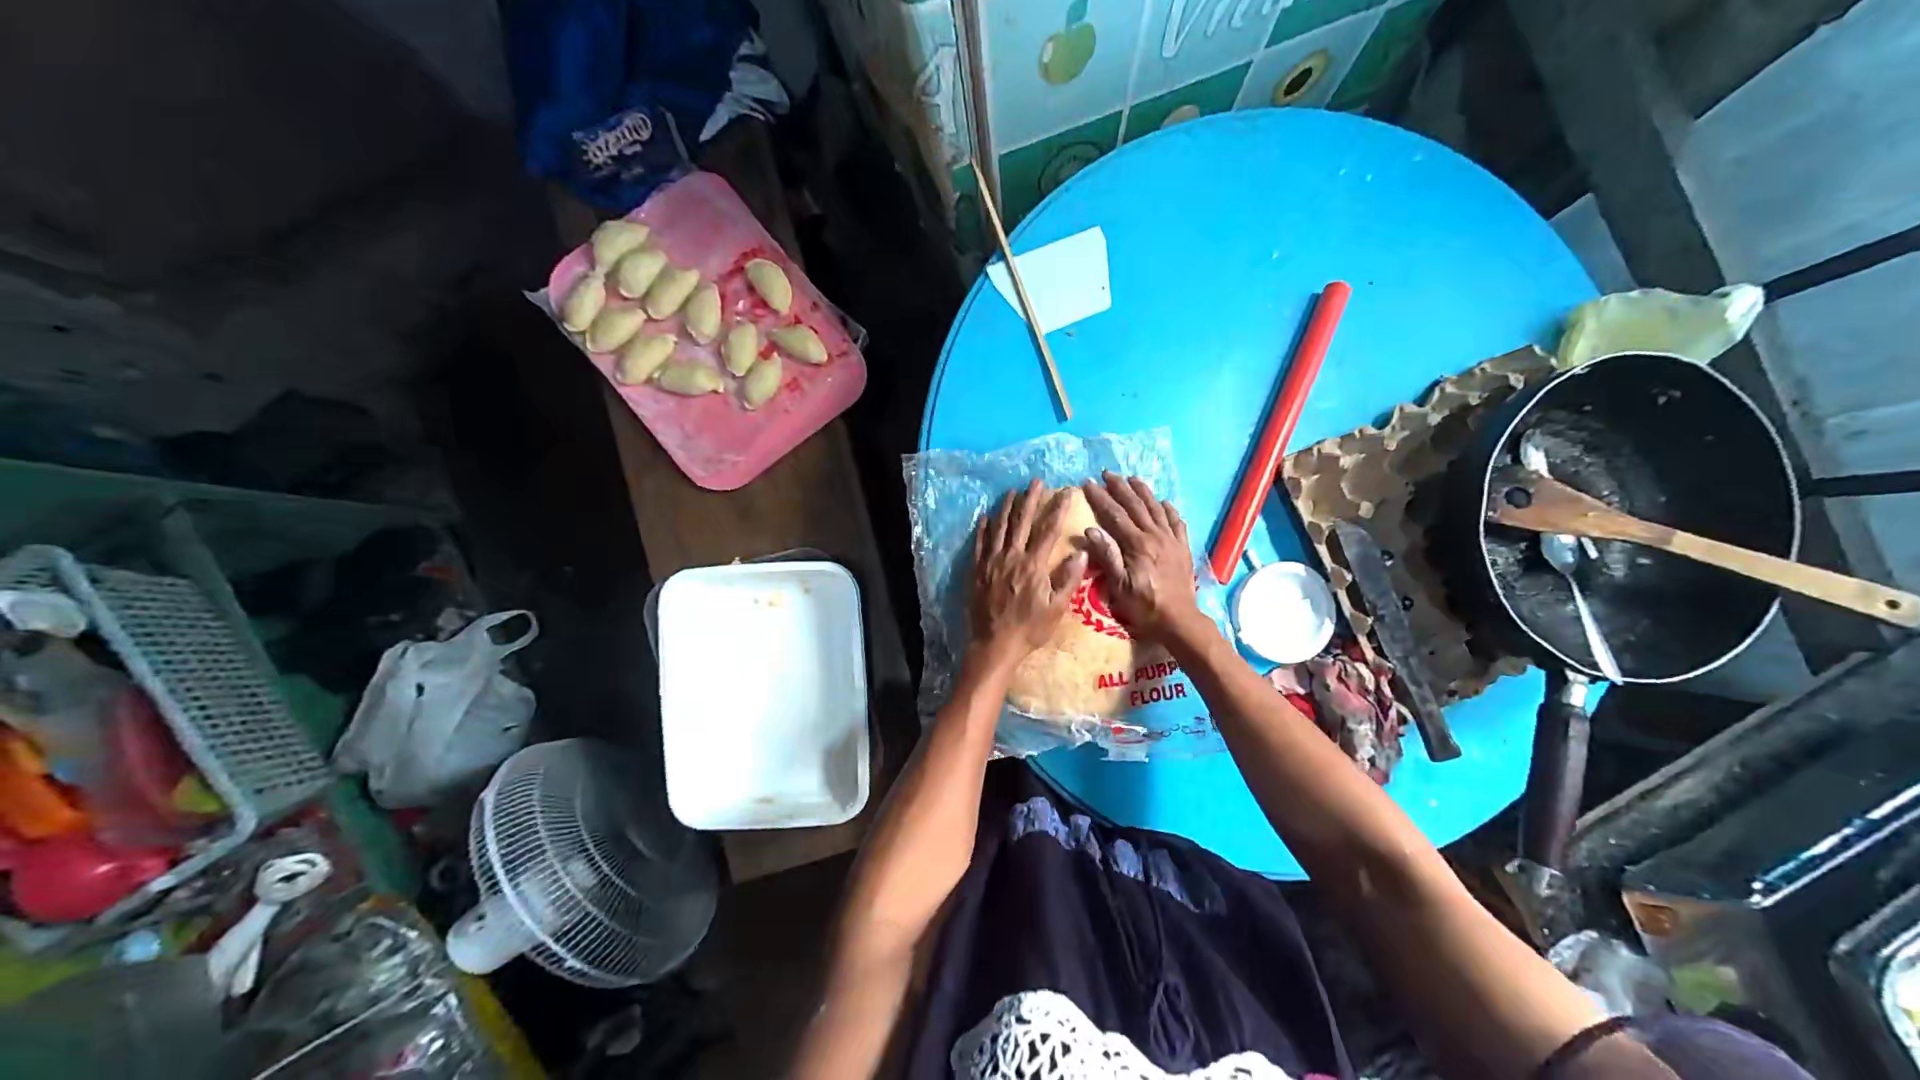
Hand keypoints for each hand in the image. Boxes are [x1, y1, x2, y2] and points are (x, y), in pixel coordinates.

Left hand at [970, 480, 1086, 668]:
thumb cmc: (1030, 629)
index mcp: (1033, 565)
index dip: (1057, 509)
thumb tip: (1083, 551)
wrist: (995, 644)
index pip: (1048, 530)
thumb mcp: (1057, 608)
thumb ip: (1068, 578)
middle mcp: (1011, 557)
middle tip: (1036, 481)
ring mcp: (991, 562)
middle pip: (1021, 522)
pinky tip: (986, 516)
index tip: (1065, 492)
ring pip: (999, 528)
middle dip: (1030, 499)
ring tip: (1012, 491)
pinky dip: (983, 528)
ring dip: (1006, 507)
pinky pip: (980, 543)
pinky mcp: (977, 571)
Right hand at [1079, 472, 1202, 642]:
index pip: (1114, 514)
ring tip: (1132, 478)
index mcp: (1137, 544)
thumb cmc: (1144, 606)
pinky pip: (1177, 523)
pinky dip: (1169, 510)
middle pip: (1135, 505)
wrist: (1179, 620)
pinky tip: (1164, 503)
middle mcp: (1155, 536)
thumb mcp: (1119, 586)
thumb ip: (1107, 556)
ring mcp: (1172, 540)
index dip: (1100, 497)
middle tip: (1107, 474)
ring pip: (1156, 509)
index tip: (1087, 483)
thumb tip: (1090, 529)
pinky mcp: (1183, 548)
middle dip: (1120, 488)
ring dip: (1143, 492)